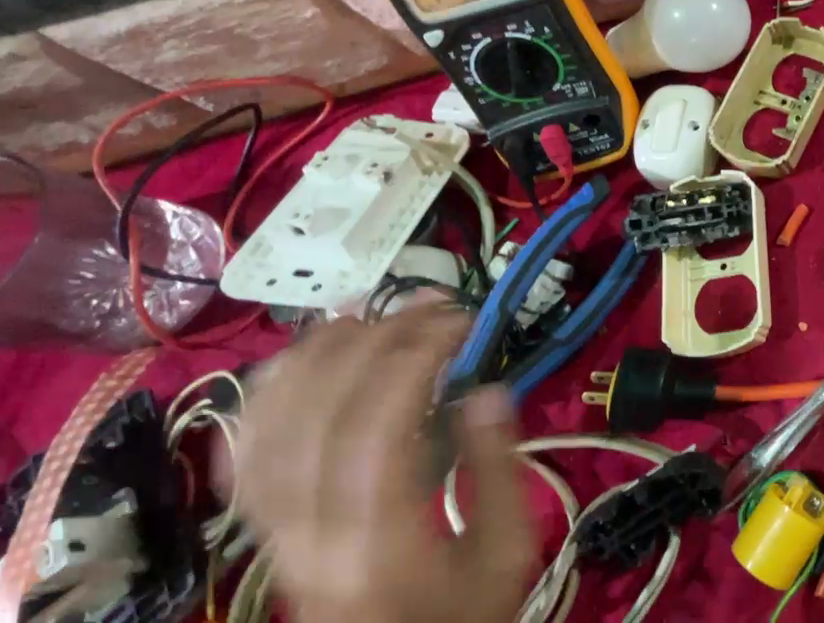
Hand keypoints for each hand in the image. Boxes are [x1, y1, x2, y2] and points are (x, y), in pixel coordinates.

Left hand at [233, 313, 531, 622]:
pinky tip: (293, 366)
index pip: (375, 432)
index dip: (412, 360)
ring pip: (268, 435)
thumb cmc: (463, 614)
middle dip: (373, 343)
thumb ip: (497, 468)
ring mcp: (278, 536)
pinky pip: (243, 461)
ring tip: (359, 313)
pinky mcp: (267, 534)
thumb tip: (487, 389)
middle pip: (318, 420)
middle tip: (427, 305)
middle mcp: (312, 537)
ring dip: (310, 360)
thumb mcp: (507, 549)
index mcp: (380, 543)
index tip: (460, 322)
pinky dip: (261, 404)